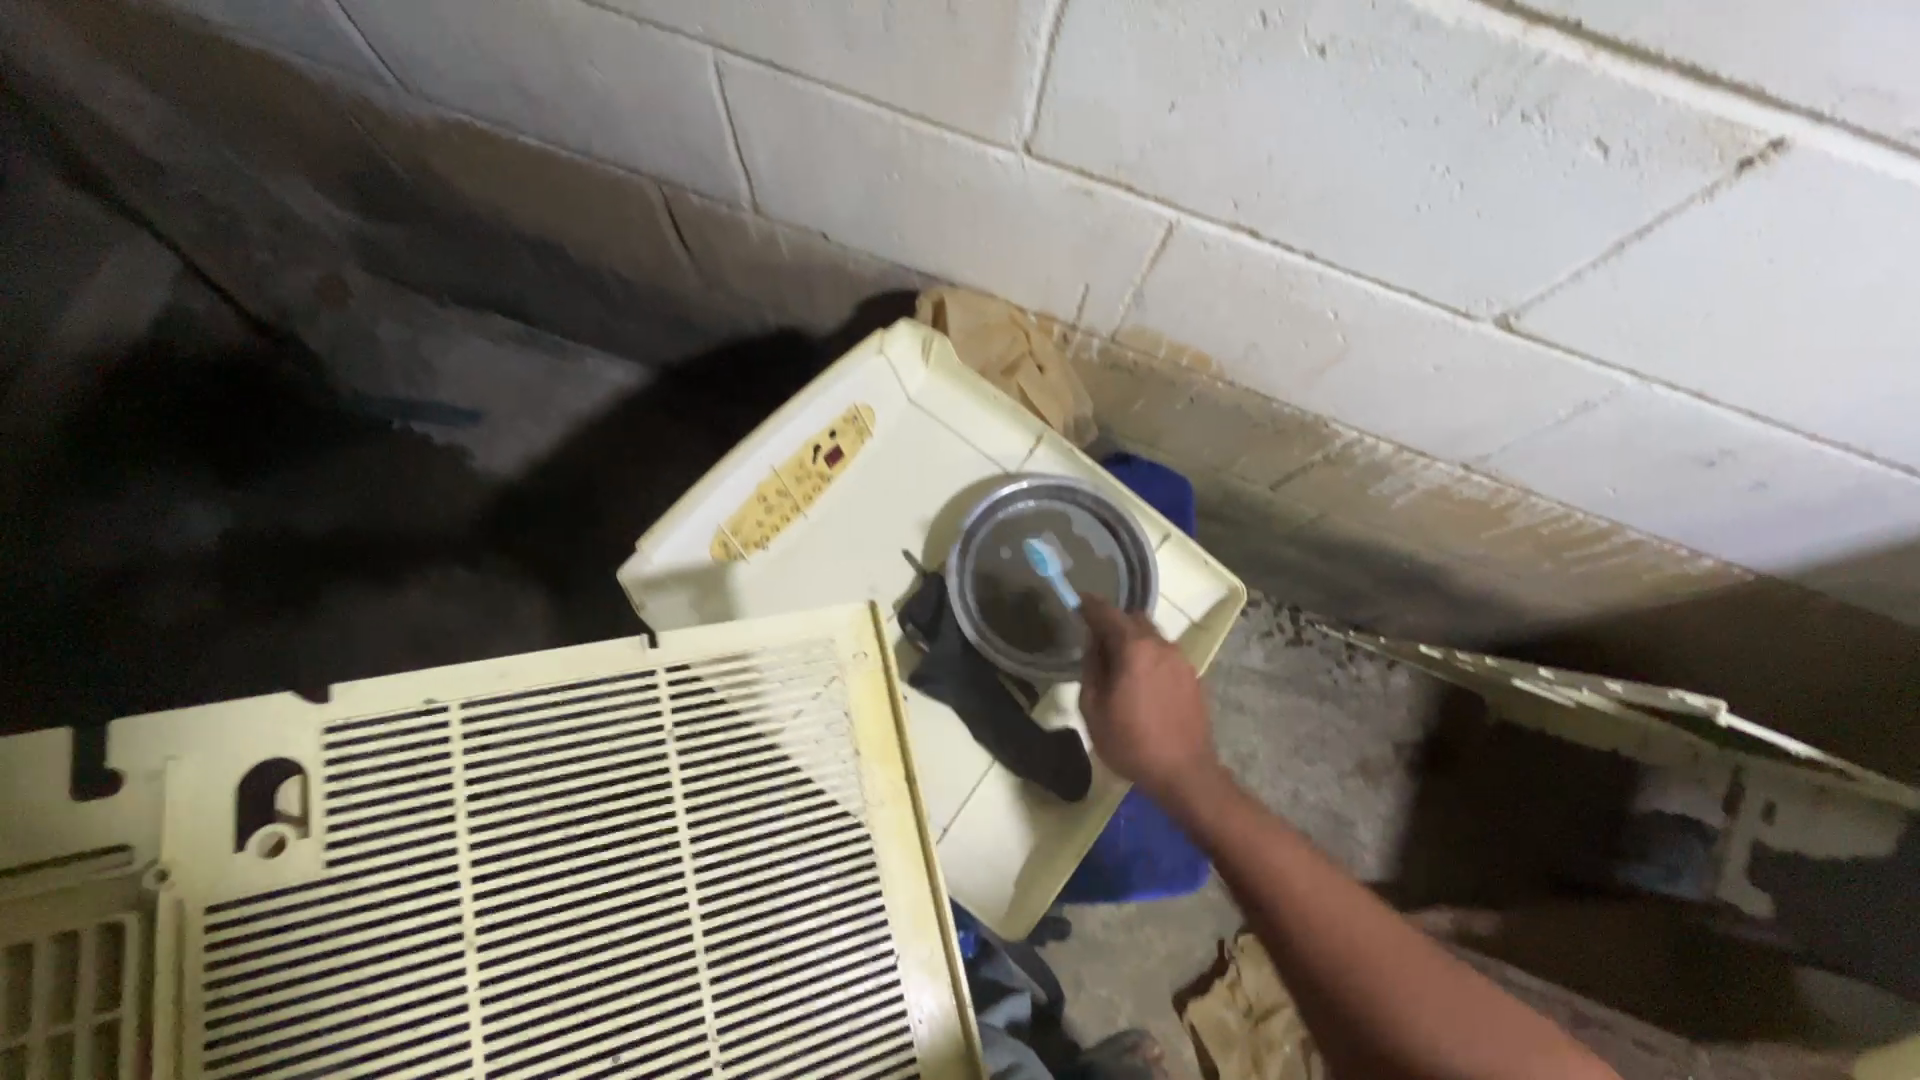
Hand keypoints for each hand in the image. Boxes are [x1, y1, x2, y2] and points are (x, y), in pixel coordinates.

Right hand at [1078, 596, 1220, 799]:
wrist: (1185, 773)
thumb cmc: (1131, 743)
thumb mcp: (1093, 709)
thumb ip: (1090, 668)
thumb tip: (1093, 644)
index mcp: (1134, 648)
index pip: (1108, 613)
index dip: (1090, 605)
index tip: (1077, 602)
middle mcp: (1161, 645)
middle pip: (1134, 619)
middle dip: (1113, 622)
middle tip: (1095, 637)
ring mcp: (1181, 660)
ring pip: (1152, 636)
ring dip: (1133, 640)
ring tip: (1117, 662)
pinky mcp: (1192, 676)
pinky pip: (1164, 654)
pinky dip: (1148, 656)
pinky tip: (1139, 680)